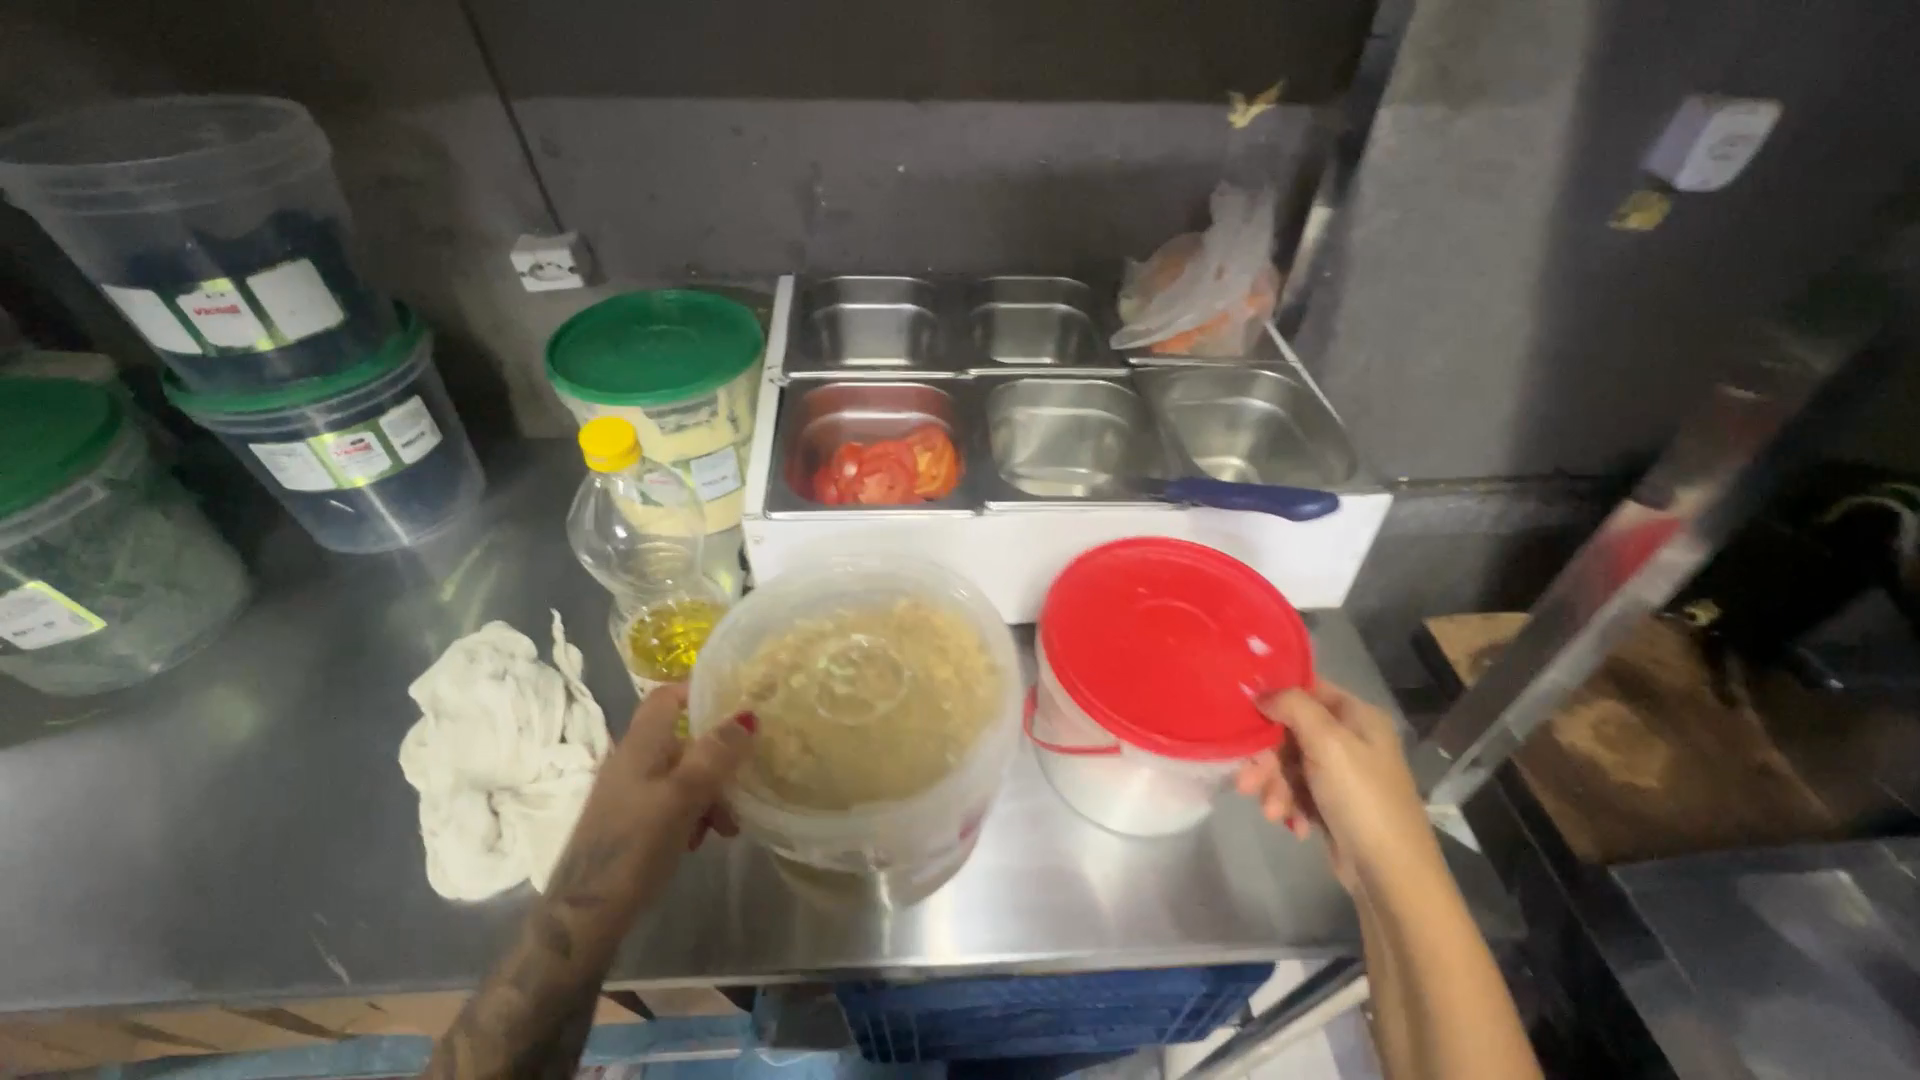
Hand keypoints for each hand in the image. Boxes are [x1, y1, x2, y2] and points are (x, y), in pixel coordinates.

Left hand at [546, 684, 755, 931]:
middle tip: (744, 787)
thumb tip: (748, 715)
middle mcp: (631, 762)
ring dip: (711, 793)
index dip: (700, 693)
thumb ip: (716, 753)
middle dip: (719, 760)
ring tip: (727, 827)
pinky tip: (702, 841)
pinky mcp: (630, 824)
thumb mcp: (683, 795)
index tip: (739, 707)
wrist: (585, 915)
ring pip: (682, 776)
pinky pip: (672, 803)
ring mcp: (629, 794)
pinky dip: (693, 813)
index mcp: (639, 746)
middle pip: (683, 741)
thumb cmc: (635, 845)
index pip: (667, 697)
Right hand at [1235, 680, 1436, 892]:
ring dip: (1275, 787)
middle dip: (1267, 759)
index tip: (1243, 711)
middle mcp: (1351, 740)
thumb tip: (1262, 693)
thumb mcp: (1328, 743)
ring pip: (1288, 765)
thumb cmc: (1361, 798)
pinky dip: (1290, 806)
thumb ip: (1293, 706)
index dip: (1275, 697)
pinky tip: (1294, 826)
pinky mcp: (1332, 804)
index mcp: (1358, 717)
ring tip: (1273, 813)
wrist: (1390, 874)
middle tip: (1246, 781)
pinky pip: (1297, 792)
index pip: (1308, 689)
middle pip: (1291, 732)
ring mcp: (1342, 774)